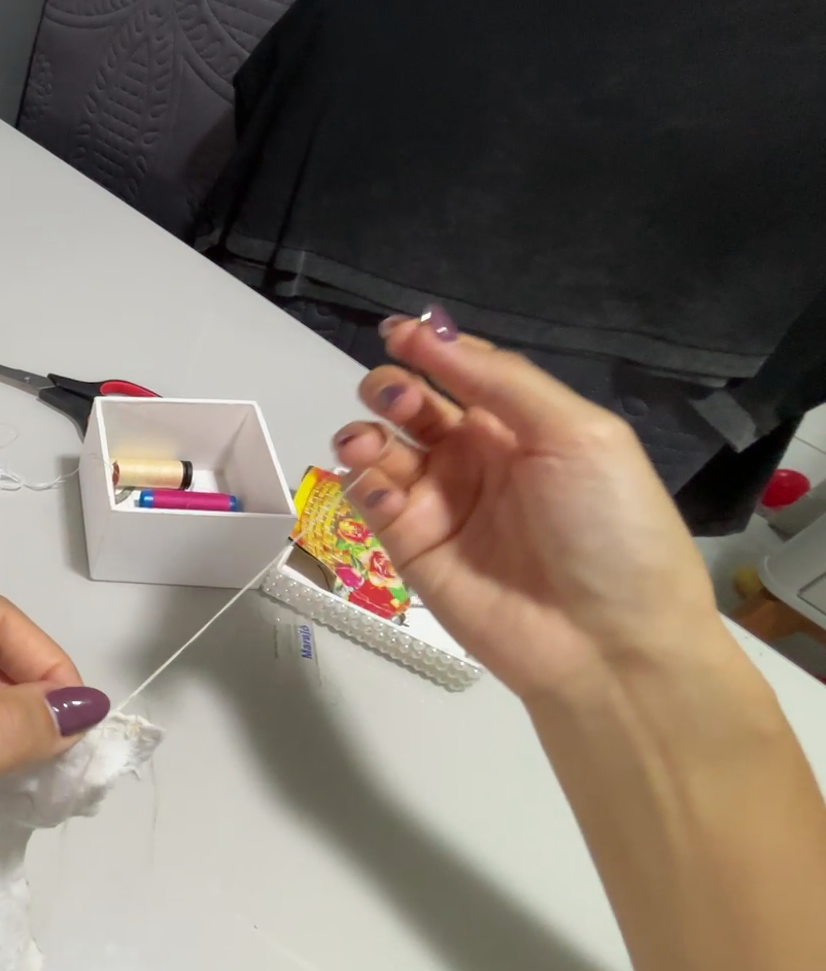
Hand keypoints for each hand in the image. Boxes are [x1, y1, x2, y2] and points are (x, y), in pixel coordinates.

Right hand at [331, 309, 728, 702]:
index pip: (461, 373)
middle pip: (408, 407)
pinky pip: (367, 498)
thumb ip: (501, 382)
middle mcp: (471, 457)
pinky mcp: (403, 540)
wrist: (598, 638)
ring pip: (376, 450)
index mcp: (520, 427)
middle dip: (388, 392)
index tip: (392, 332)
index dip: (426, 349)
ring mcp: (434, 499)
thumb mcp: (577, 436)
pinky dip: (365, 488)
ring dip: (363, 437)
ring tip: (369, 447)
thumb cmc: (607, 528)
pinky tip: (387, 496)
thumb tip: (429, 333)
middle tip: (392, 401)